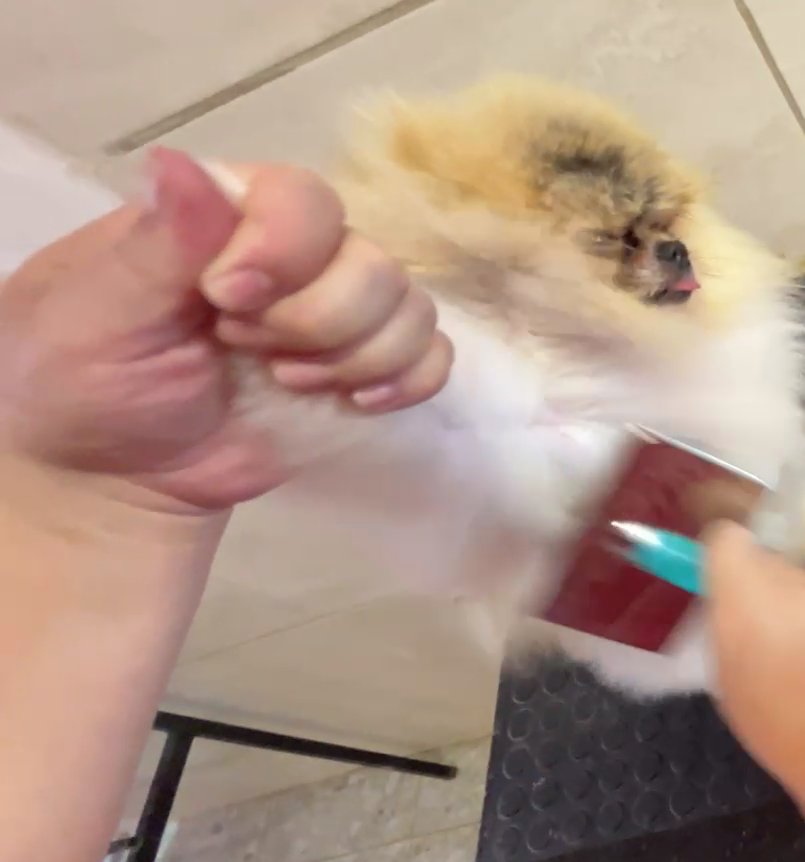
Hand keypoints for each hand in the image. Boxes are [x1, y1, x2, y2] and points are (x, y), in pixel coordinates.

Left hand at [0, 147, 451, 516]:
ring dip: (360, 357)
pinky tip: (358, 402)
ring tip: (290, 381)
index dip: (289, 247)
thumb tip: (187, 164)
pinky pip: (437, 357)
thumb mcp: (96, 314)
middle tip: (248, 349)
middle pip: (375, 264)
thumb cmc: (88, 388)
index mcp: (224, 224)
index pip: (304, 198)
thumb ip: (154, 247)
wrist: (131, 474)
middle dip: (320, 321)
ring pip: (415, 310)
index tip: (230, 299)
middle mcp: (302, 260)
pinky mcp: (380, 367)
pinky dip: (408, 382)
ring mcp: (349, 316)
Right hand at [702, 521, 804, 775]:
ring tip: (784, 639)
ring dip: (784, 595)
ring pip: (794, 576)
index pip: (726, 537)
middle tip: (747, 619)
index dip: (719, 556)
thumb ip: (721, 618)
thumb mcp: (720, 665)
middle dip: (753, 580)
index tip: (715, 582)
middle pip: (762, 556)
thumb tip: (726, 600)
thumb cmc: (765, 711)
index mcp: (742, 588)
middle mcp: (786, 576)